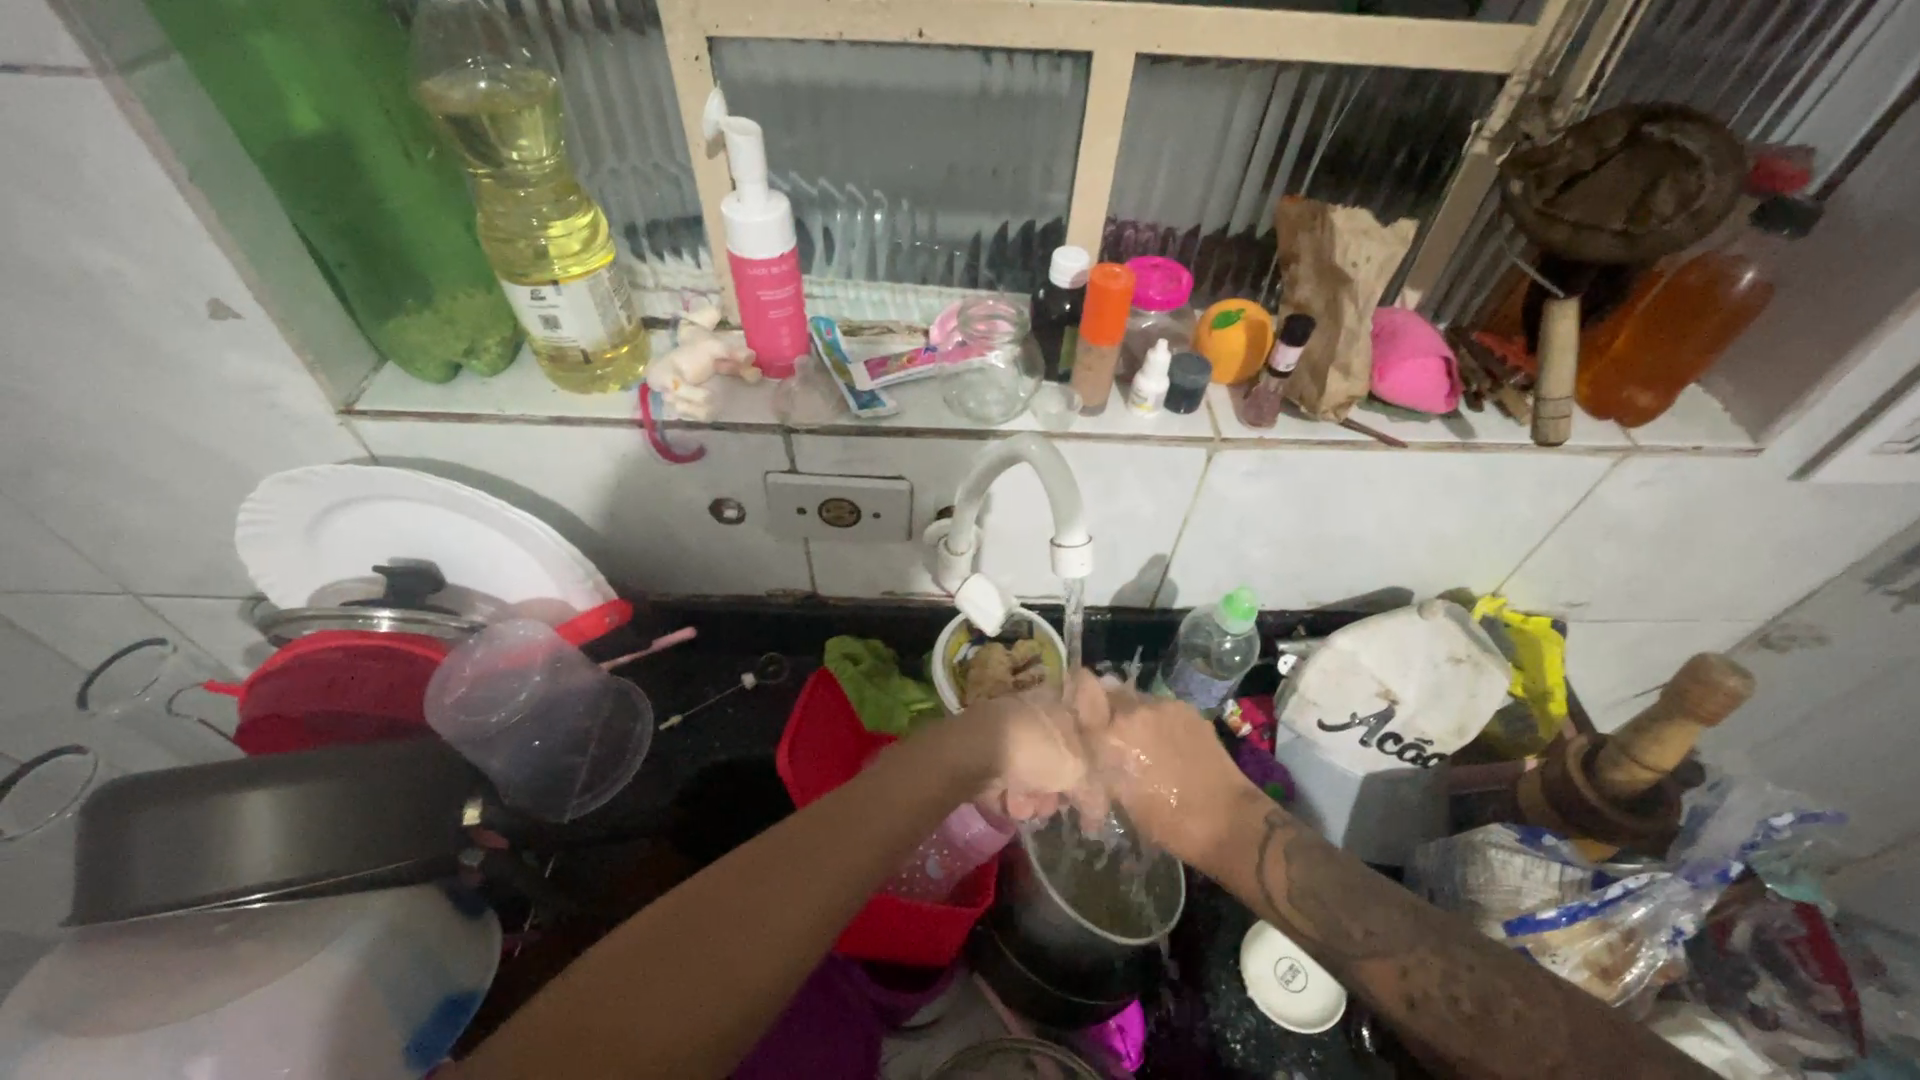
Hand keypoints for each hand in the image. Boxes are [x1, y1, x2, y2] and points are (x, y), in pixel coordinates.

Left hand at [963, 669, 1107, 821]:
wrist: (973, 752)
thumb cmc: (1034, 749)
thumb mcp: (1077, 769)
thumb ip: (1093, 790)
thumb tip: (1098, 811)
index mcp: (1058, 704)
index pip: (1083, 732)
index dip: (1089, 762)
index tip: (1089, 786)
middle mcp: (1032, 716)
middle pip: (1056, 760)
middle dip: (1058, 788)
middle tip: (1059, 801)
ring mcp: (1006, 735)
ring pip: (1031, 776)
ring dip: (1035, 798)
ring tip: (1029, 806)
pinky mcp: (984, 757)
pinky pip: (1007, 783)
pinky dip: (1011, 797)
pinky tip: (1010, 803)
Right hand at [1076, 684, 1254, 863]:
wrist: (1227, 820)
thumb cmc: (1167, 821)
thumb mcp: (1119, 798)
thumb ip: (1099, 765)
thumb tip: (1087, 754)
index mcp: (1111, 734)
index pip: (1081, 697)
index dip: (1076, 706)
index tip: (1077, 720)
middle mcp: (1135, 710)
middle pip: (1107, 693)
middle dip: (1103, 709)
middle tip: (1107, 734)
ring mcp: (1164, 706)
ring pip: (1134, 698)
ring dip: (1130, 714)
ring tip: (1137, 740)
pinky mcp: (1188, 709)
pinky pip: (1159, 706)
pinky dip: (1155, 719)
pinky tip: (1163, 742)